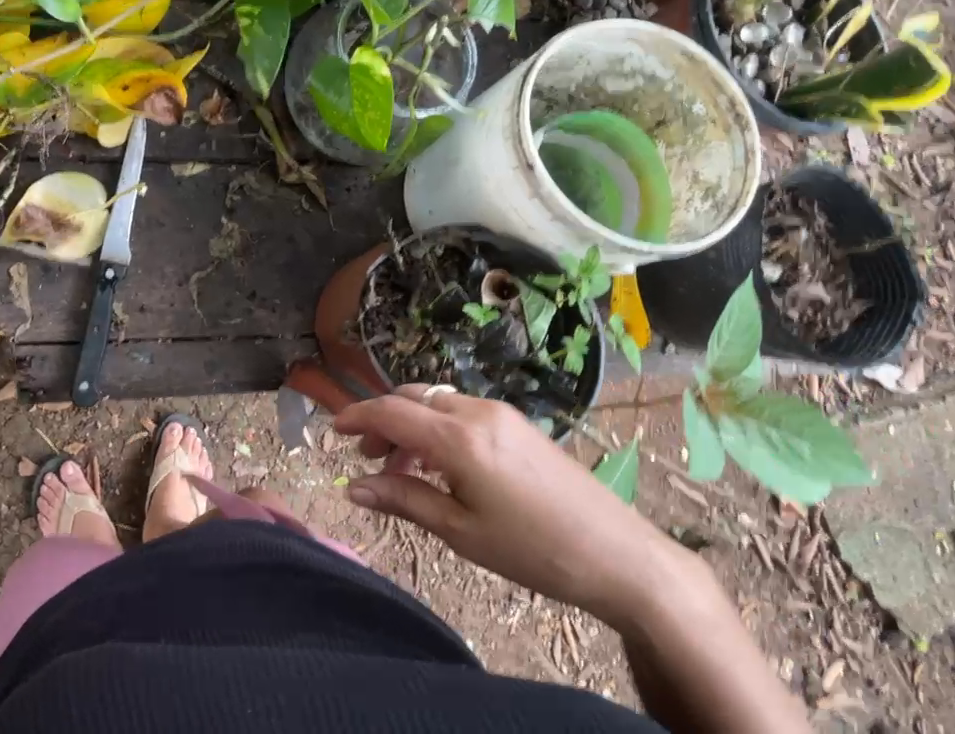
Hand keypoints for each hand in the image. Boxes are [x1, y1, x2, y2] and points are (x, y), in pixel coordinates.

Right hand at [334, 386, 699, 631]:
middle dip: (382, 420)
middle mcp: (478, 413)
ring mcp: (503, 416)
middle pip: (412, 398)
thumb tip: (353, 488)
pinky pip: (462, 411)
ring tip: (401, 465)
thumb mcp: (460, 532)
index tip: (332, 432)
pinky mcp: (520, 426)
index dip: (356, 417)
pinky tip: (440, 465)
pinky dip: (437, 427)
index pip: (390, 412)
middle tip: (367, 457)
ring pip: (437, 402)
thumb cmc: (534, 550)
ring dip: (410, 424)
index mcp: (459, 438)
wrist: (622, 557)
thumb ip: (404, 500)